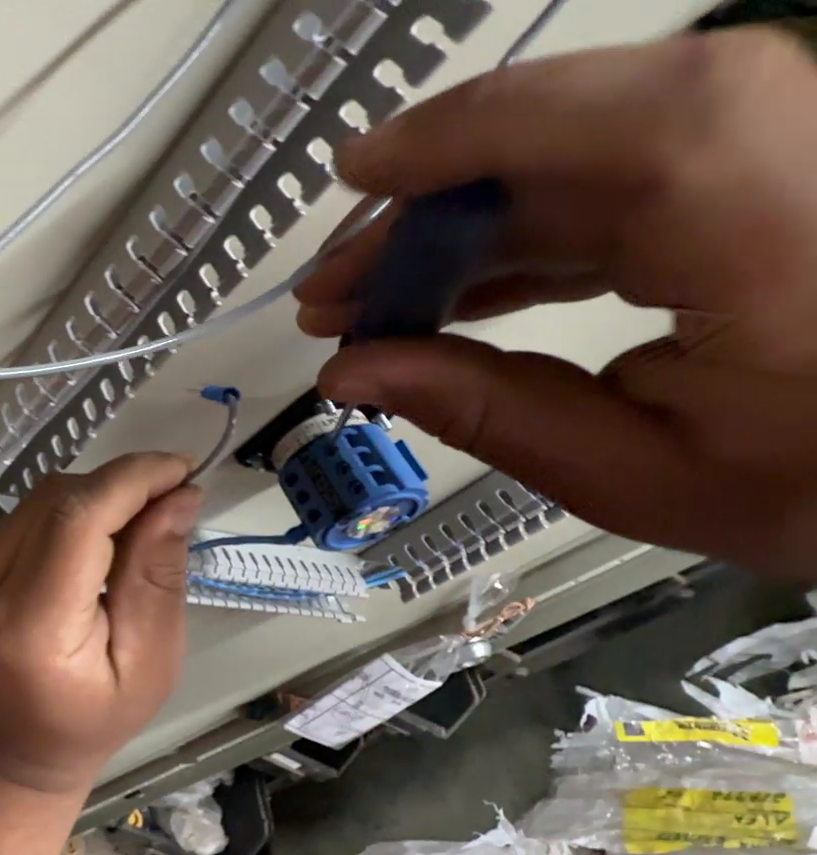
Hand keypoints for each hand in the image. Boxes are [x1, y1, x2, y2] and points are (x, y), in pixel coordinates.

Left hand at [0, 453, 202, 794]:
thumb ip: (156, 578)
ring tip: (133, 533)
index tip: (182, 470)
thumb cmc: (89, 719)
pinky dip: (67, 516)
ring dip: (94, 499)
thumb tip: (178, 496)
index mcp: (30, 624)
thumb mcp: (148, 664)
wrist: (11, 744)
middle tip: (170, 504)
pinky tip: (93, 549)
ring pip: (39, 500)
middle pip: (56, 500)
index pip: (76, 520)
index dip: (130, 481)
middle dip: (120, 486)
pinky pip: (23, 517)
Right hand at [296, 27, 816, 578]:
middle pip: (589, 130)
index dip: (481, 127)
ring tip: (372, 301)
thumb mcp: (637, 476)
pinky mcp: (774, 173)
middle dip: (434, 204)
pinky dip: (525, 230)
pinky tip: (453, 291)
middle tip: (335, 289)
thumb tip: (345, 372)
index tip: (358, 173)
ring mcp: (794, 160)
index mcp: (791, 246)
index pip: (641, 126)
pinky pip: (625, 176)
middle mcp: (807, 166)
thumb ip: (485, 411)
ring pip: (592, 150)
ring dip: (463, 224)